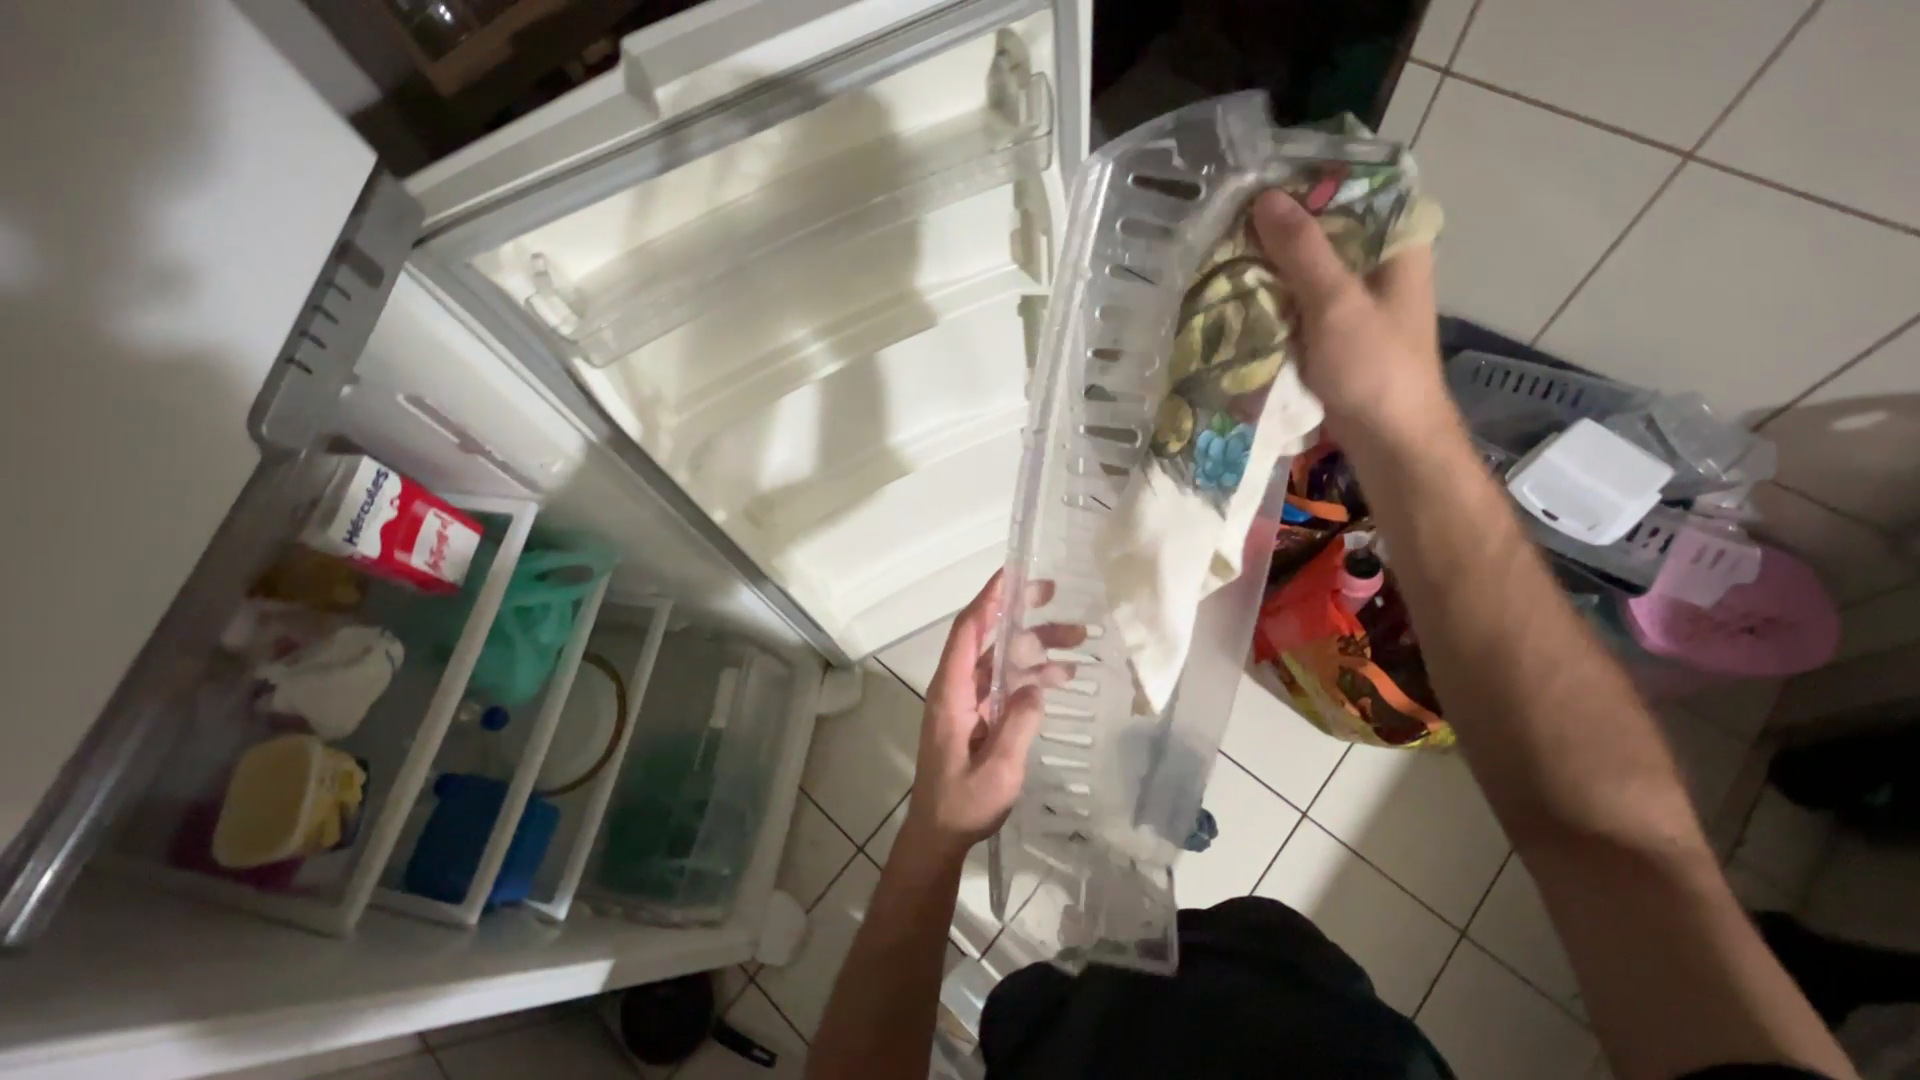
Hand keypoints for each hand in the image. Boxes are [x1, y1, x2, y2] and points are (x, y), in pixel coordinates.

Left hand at [899, 572, 1083, 864]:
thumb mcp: (997, 769)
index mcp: (951, 692)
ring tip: (1078, 638)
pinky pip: (1006, 685)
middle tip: (1055, 593)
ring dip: (1035, 647)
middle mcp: (956, 688)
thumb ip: (1018, 725)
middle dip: (1019, 613)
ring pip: (1001, 660)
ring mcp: (967, 702)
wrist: (939, 835)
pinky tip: (1064, 675)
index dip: (989, 599)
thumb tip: (1038, 686)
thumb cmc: (963, 804)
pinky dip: (1032, 676)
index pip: (967, 632)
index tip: (1014, 573)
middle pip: (987, 638)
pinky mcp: (978, 717)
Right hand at [1249, 190, 1448, 440]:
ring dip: (1270, 267)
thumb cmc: (1375, 368)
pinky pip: (1299, 305)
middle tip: (1230, 220)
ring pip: (1307, 270)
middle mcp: (1378, 268)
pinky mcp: (1335, 336)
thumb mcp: (1335, 302)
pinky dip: (1273, 300)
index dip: (1310, 182)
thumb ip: (1301, 249)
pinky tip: (1240, 297)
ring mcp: (1355, 305)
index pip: (1355, 192)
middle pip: (1325, 231)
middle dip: (1279, 229)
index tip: (1261, 179)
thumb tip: (1264, 197)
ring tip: (1225, 253)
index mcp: (1396, 247)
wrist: (1390, 443)